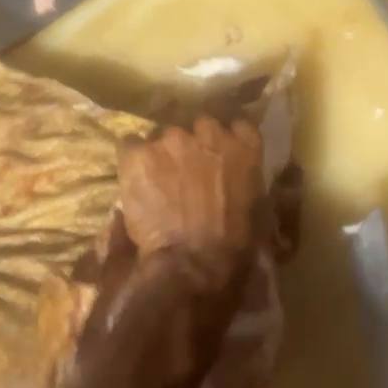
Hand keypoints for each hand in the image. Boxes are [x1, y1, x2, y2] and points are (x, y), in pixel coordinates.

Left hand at [119, 116, 262, 256]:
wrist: (193, 261)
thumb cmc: (233, 242)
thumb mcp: (257, 205)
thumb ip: (246, 176)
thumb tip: (236, 176)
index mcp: (244, 144)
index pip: (236, 126)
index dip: (224, 140)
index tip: (218, 156)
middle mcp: (209, 131)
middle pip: (196, 126)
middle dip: (192, 145)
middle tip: (186, 171)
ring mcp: (173, 139)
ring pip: (162, 136)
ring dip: (162, 154)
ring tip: (156, 179)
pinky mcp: (140, 154)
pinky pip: (130, 145)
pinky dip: (132, 160)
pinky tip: (134, 179)